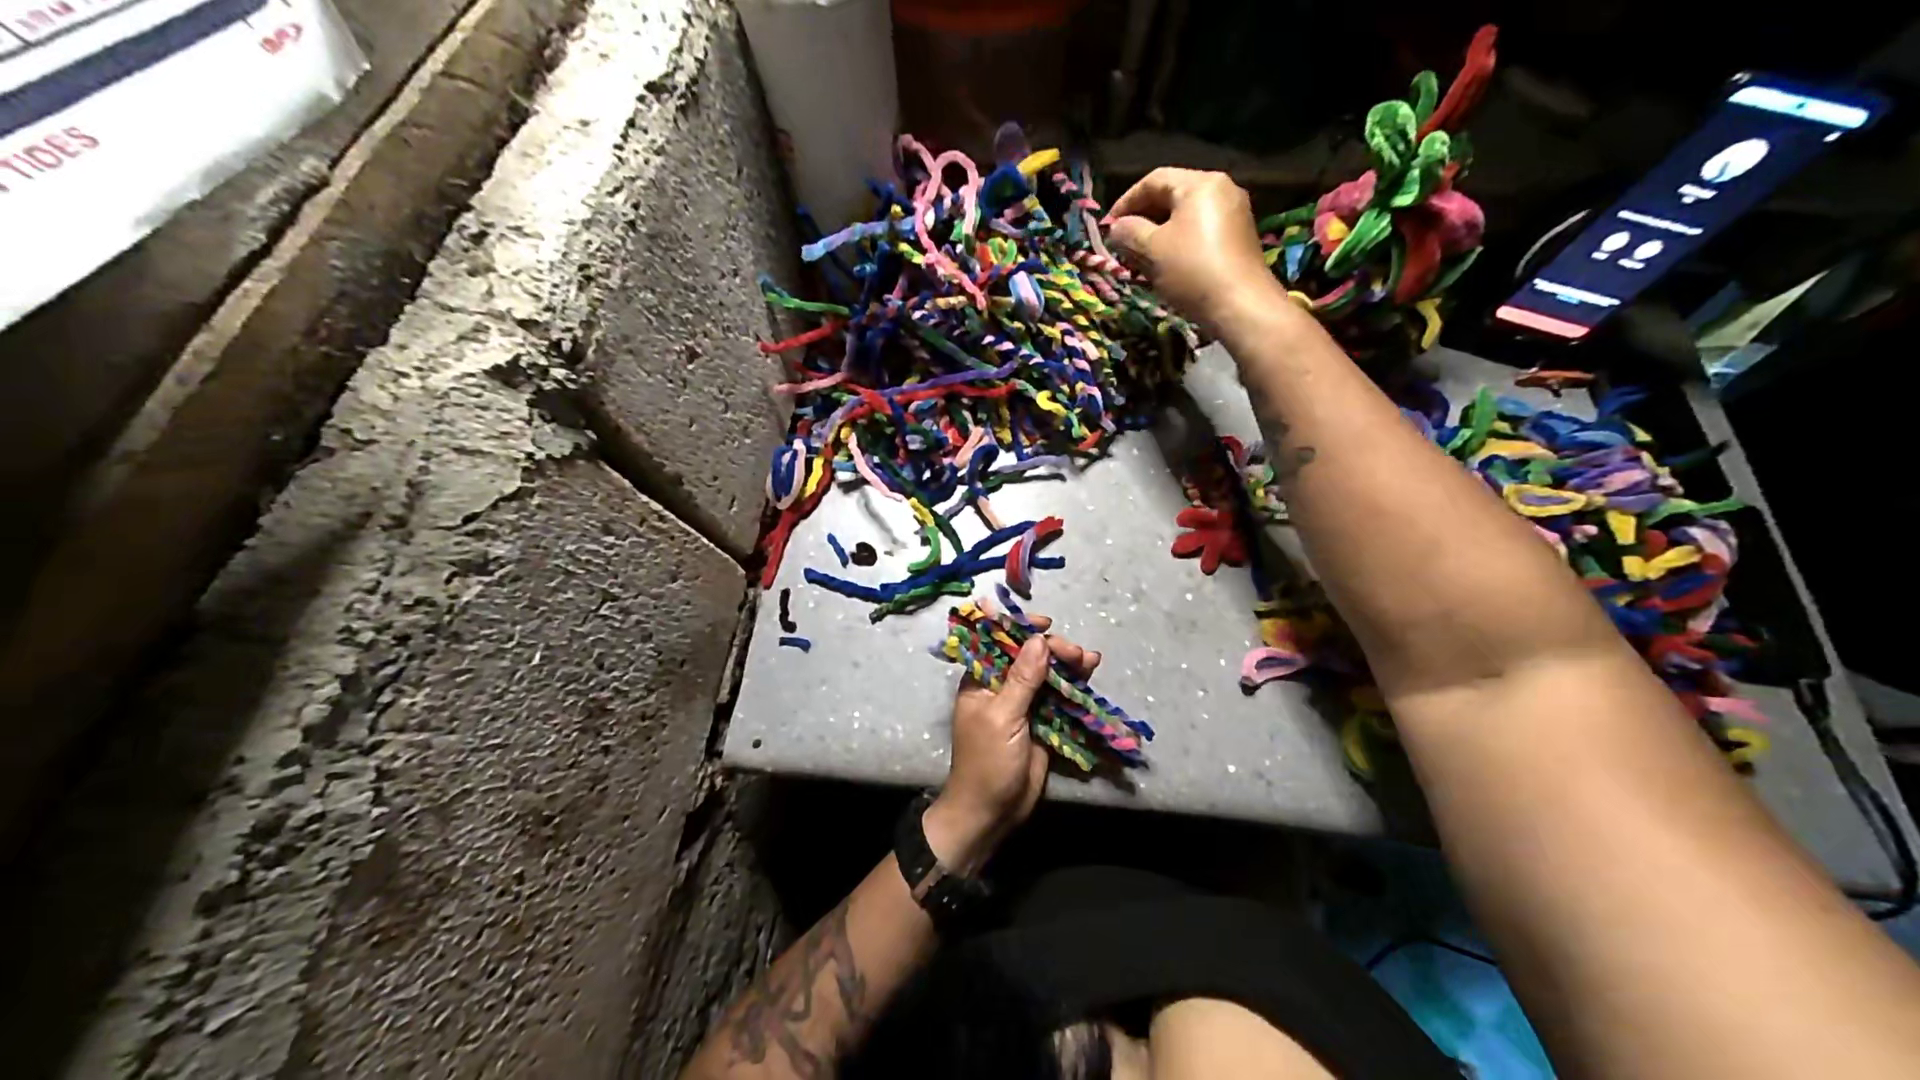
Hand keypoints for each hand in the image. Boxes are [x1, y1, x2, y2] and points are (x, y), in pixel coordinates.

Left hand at [926, 617, 1100, 873]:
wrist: (992, 811)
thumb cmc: (987, 762)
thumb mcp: (1003, 718)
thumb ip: (1023, 679)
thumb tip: (1038, 640)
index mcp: (981, 681)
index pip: (997, 642)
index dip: (1019, 628)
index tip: (1045, 624)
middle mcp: (1001, 687)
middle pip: (1029, 656)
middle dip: (1052, 649)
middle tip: (1076, 654)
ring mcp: (1023, 704)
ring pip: (1047, 674)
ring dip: (1068, 665)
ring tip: (1090, 660)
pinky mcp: (1041, 721)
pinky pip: (1059, 696)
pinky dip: (1074, 686)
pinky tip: (1090, 675)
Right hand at [1105, 167, 1277, 329]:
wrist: (1240, 306)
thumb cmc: (1192, 270)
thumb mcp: (1151, 249)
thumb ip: (1128, 232)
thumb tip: (1116, 228)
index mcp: (1200, 183)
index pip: (1154, 180)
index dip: (1125, 202)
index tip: (1107, 228)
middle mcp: (1221, 190)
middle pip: (1171, 196)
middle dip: (1141, 220)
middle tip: (1122, 245)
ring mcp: (1233, 214)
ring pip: (1184, 217)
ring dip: (1157, 235)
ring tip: (1139, 260)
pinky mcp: (1237, 239)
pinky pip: (1199, 232)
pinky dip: (1177, 244)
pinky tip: (1165, 266)